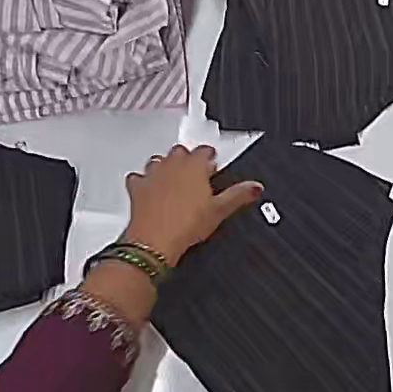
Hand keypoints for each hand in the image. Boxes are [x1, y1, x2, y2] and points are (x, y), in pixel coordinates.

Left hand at [122, 145, 262, 265]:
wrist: (155, 240)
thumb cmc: (185, 225)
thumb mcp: (219, 211)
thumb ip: (238, 195)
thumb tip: (255, 187)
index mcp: (194, 166)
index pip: (204, 151)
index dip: (210, 157)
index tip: (213, 163)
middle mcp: (172, 165)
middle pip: (181, 151)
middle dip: (188, 159)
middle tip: (196, 173)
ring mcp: (152, 175)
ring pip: (159, 160)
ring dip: (166, 166)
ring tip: (174, 179)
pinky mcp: (138, 188)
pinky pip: (138, 177)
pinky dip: (144, 181)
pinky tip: (149, 189)